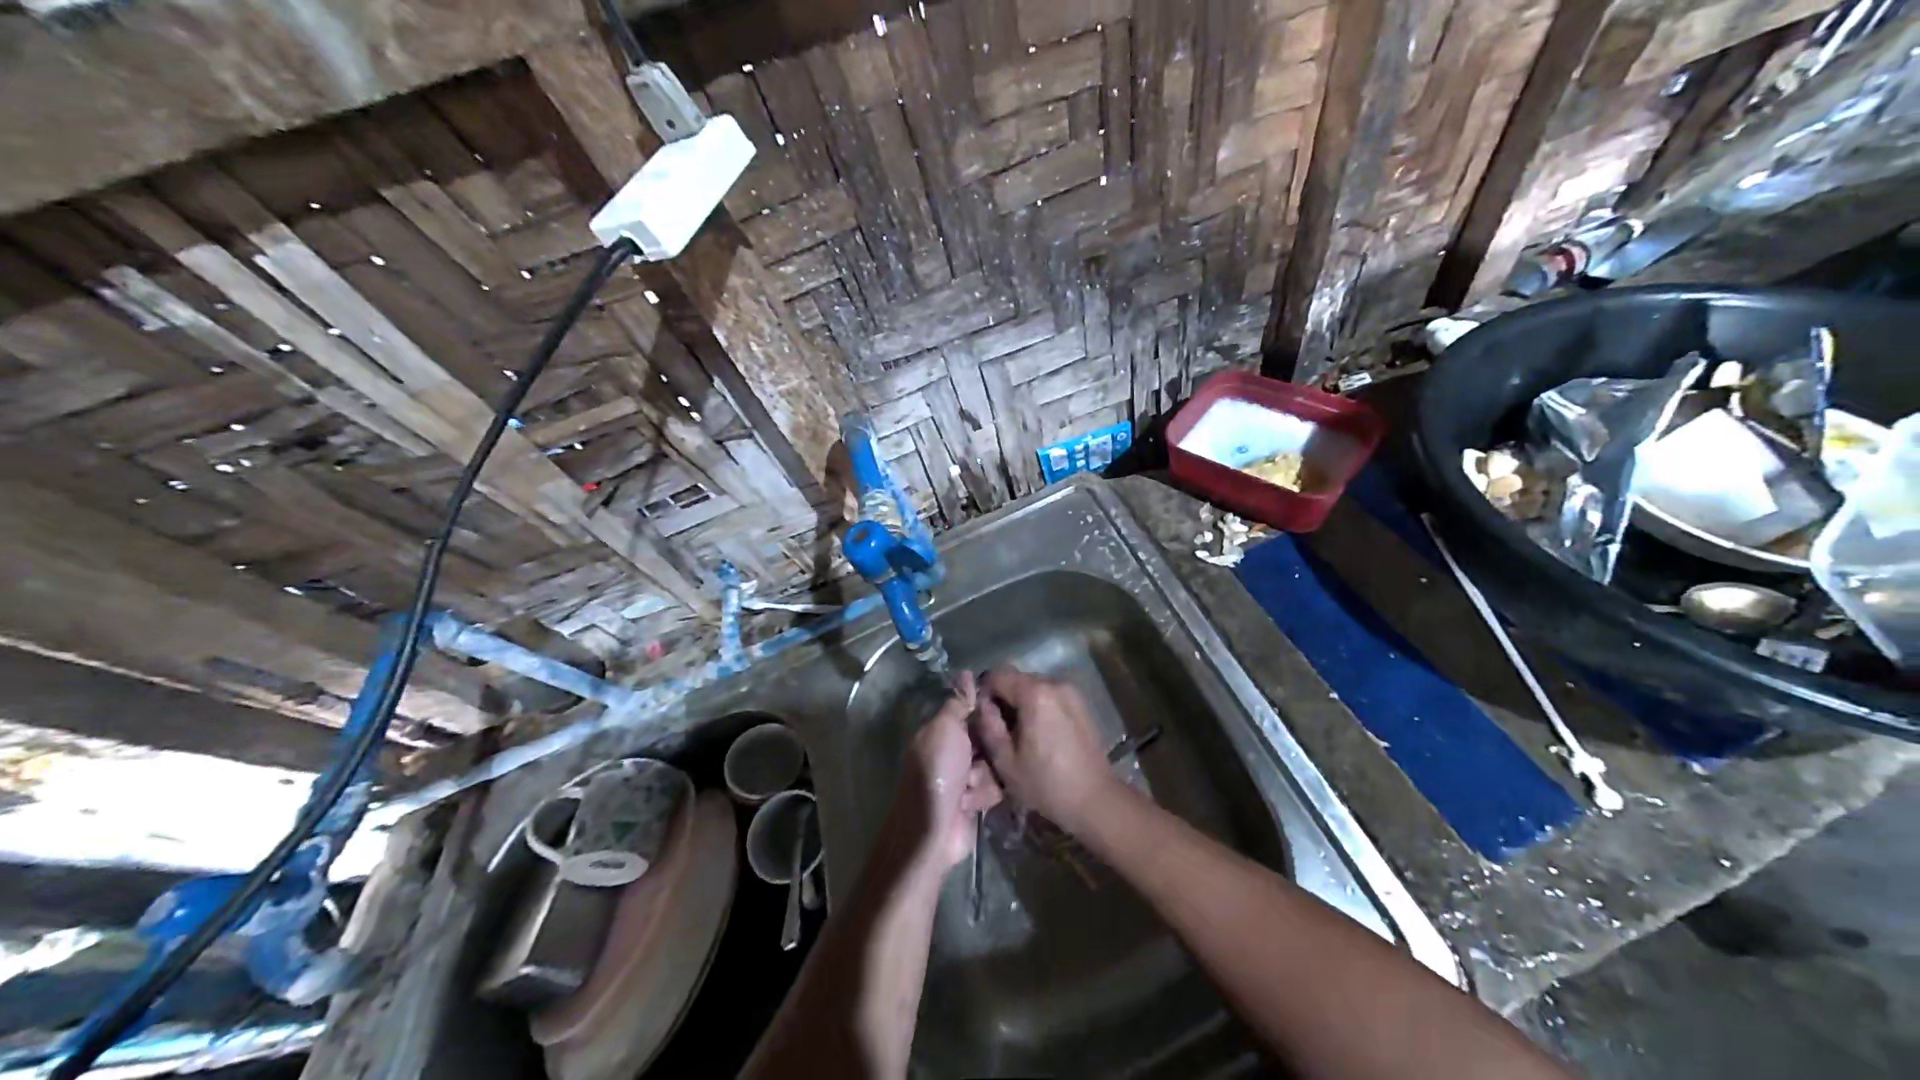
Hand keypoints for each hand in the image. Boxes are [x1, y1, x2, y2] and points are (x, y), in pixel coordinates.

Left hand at [890, 671, 1002, 873]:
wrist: (931, 829)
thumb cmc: (936, 772)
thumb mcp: (944, 729)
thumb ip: (957, 703)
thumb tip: (965, 673)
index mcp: (941, 730)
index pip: (974, 709)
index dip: (989, 709)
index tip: (1006, 708)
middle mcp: (954, 749)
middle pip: (990, 737)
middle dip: (990, 748)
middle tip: (980, 757)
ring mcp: (965, 776)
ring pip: (995, 763)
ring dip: (985, 776)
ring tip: (969, 788)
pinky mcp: (976, 799)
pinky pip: (995, 787)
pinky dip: (984, 795)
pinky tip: (971, 803)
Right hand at [974, 668, 1120, 836]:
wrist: (1096, 800)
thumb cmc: (1046, 784)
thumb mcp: (1006, 761)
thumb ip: (988, 726)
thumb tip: (981, 705)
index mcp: (1035, 693)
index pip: (997, 675)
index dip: (984, 693)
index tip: (983, 718)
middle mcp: (1055, 684)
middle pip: (1018, 679)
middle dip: (1003, 699)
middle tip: (999, 730)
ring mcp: (1072, 693)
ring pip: (1035, 688)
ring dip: (1022, 704)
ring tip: (1020, 735)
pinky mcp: (1082, 705)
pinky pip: (1051, 697)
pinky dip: (1040, 708)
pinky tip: (1040, 736)